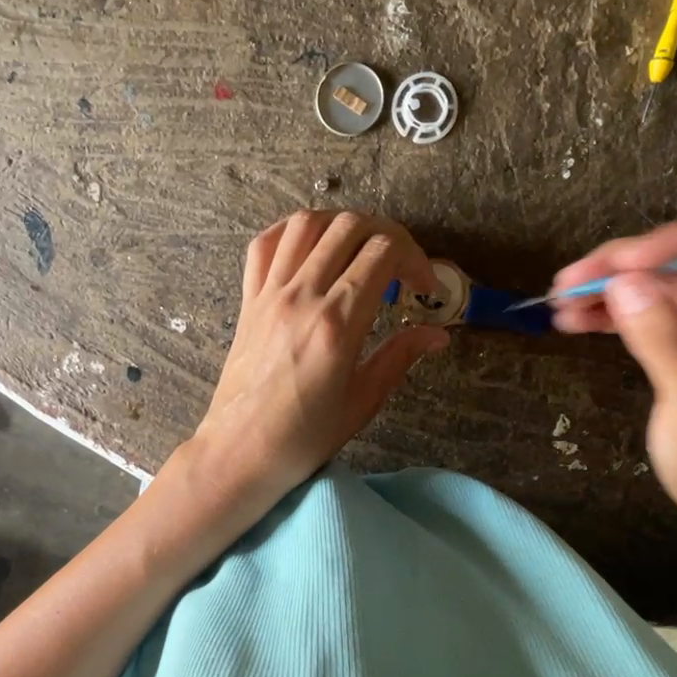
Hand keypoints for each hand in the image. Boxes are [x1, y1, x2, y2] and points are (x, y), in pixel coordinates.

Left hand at [188, 211, 449, 501]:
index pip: (384, 253)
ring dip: (342, 225)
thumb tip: (437, 334)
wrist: (240, 453)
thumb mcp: (362, 402)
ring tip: (359, 251)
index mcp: (338, 323)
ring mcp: (270, 294)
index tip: (425, 288)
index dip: (416, 259)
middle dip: (387, 236)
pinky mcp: (248, 301)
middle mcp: (302, 297)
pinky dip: (292, 232)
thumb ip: (399, 358)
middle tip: (400, 269)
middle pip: (350, 227)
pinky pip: (265, 244)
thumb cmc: (304, 438)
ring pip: (307, 224)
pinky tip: (311, 248)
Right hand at [551, 221, 676, 588]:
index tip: (621, 263)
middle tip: (572, 281)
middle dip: (634, 263)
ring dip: (616, 288)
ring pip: (670, 287)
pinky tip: (577, 321)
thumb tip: (625, 283)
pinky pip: (658, 316)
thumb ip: (663, 343)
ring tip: (560, 302)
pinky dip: (619, 314)